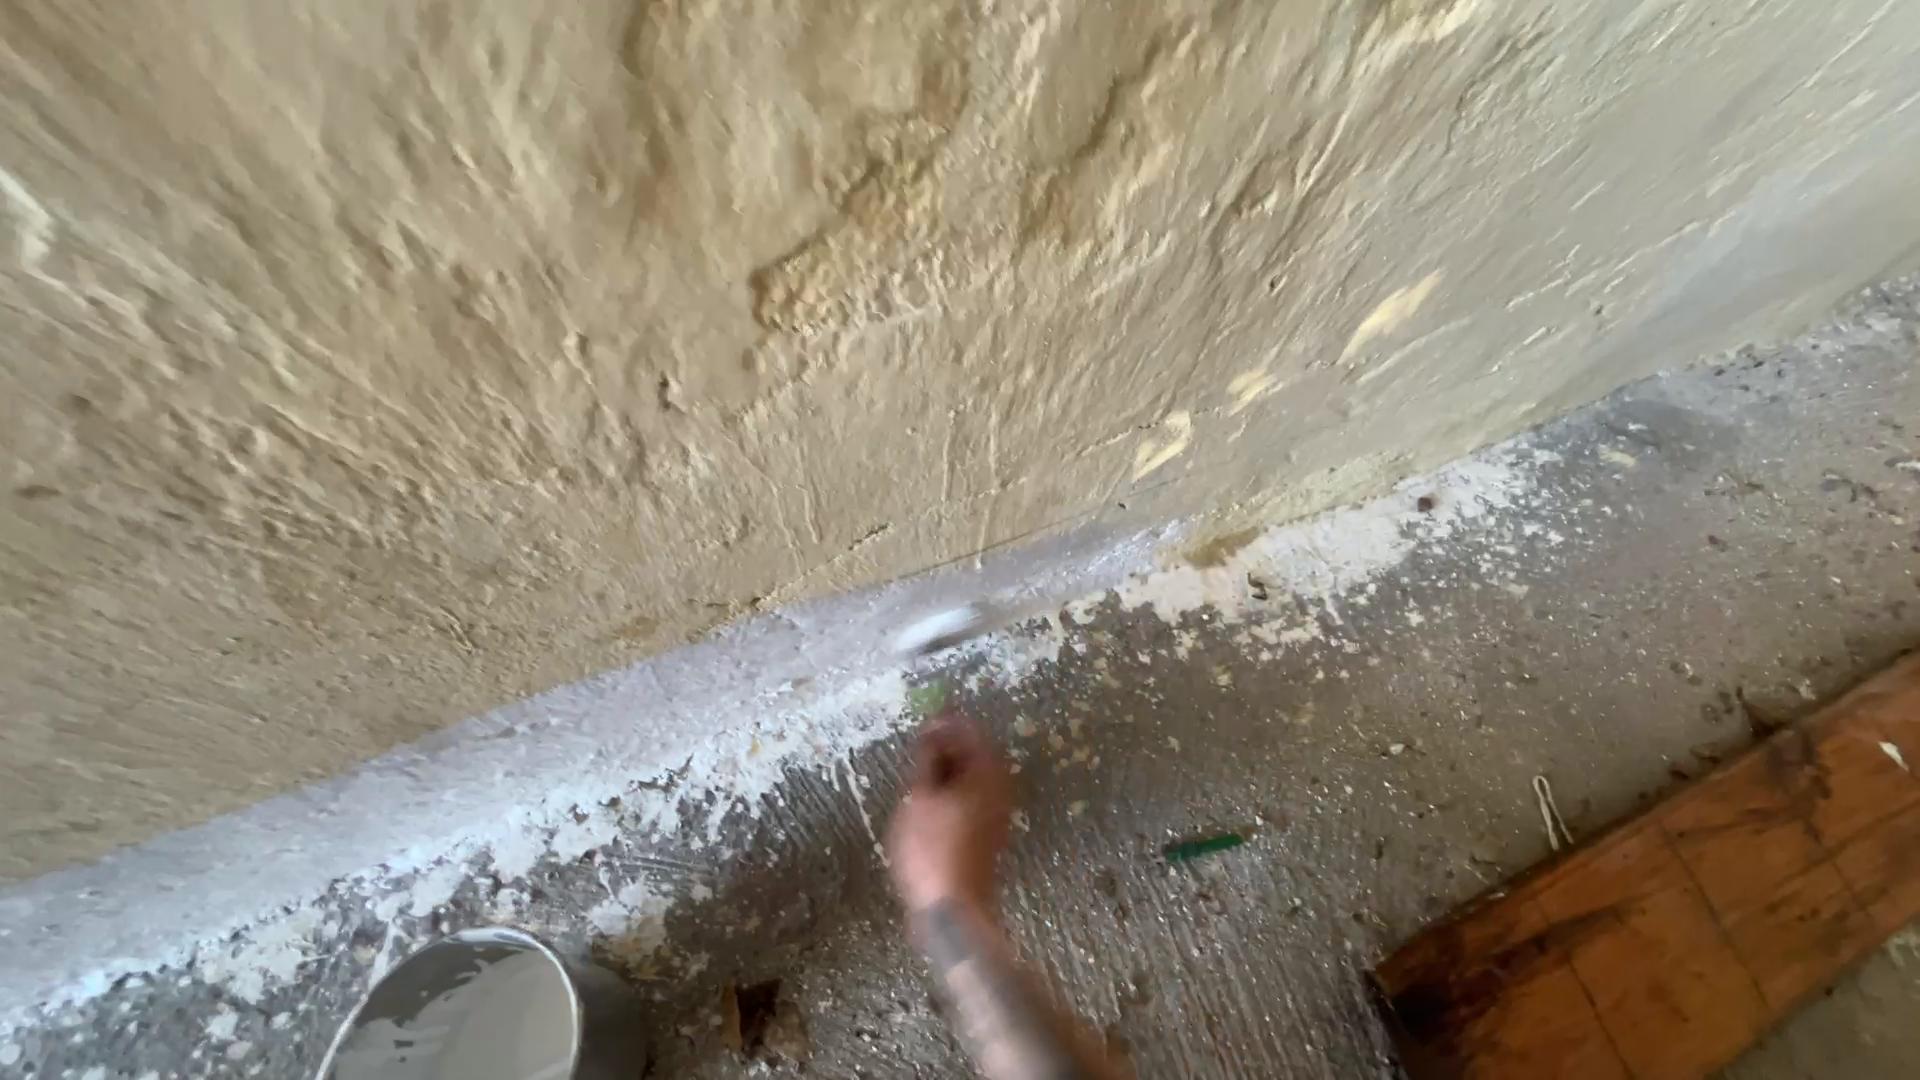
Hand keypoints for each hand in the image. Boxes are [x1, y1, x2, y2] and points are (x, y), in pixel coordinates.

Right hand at [887, 715, 1011, 913]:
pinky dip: (952, 790)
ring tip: (919, 773)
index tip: (924, 722)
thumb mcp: (920, 796)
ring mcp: (998, 811)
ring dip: (948, 769)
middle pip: (975, 753)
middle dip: (947, 745)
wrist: (953, 909)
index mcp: (987, 772)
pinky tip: (929, 799)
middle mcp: (1000, 787)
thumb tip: (933, 733)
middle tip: (918, 747)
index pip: (970, 731)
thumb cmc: (931, 848)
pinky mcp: (989, 831)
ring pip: (972, 776)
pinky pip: (971, 796)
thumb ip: (928, 759)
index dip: (947, 722)